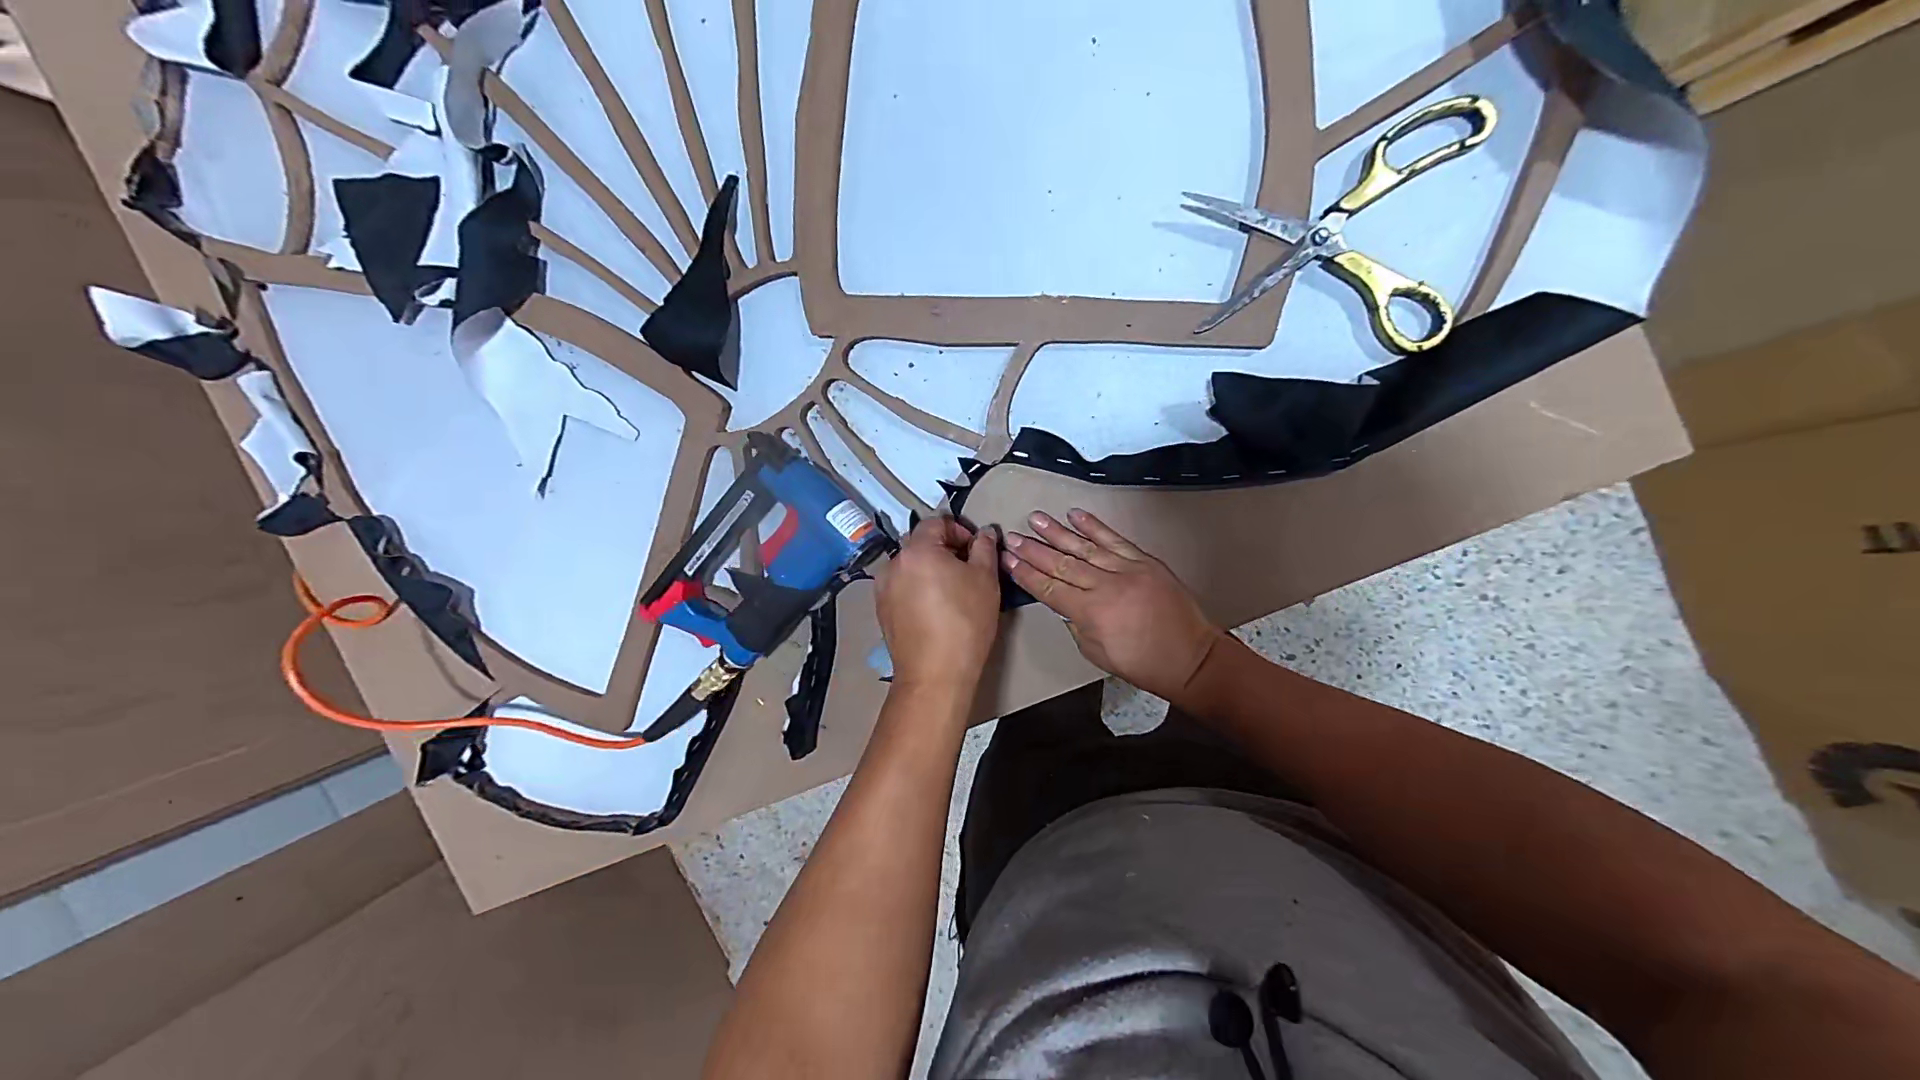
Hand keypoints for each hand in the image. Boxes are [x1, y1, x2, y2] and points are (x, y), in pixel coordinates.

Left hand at [875, 515, 1001, 692]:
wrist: (935, 673)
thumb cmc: (964, 625)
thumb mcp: (985, 580)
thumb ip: (985, 549)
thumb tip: (985, 534)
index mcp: (917, 550)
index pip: (937, 522)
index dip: (960, 530)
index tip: (975, 548)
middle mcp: (893, 564)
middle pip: (921, 543)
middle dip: (945, 550)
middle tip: (969, 569)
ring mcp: (883, 588)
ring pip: (911, 566)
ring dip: (931, 570)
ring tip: (953, 591)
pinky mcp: (882, 610)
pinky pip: (902, 587)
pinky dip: (918, 589)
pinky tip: (937, 609)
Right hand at [1004, 509, 1225, 705]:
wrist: (1191, 657)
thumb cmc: (1143, 663)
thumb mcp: (1096, 652)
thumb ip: (1075, 624)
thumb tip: (1062, 602)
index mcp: (1091, 612)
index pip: (1049, 587)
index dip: (1026, 573)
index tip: (1008, 561)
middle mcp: (1106, 586)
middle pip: (1061, 563)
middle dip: (1033, 550)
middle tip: (1012, 537)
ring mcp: (1127, 570)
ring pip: (1084, 546)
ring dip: (1057, 532)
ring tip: (1036, 519)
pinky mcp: (1144, 561)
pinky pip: (1115, 539)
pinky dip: (1094, 526)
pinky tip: (1076, 515)